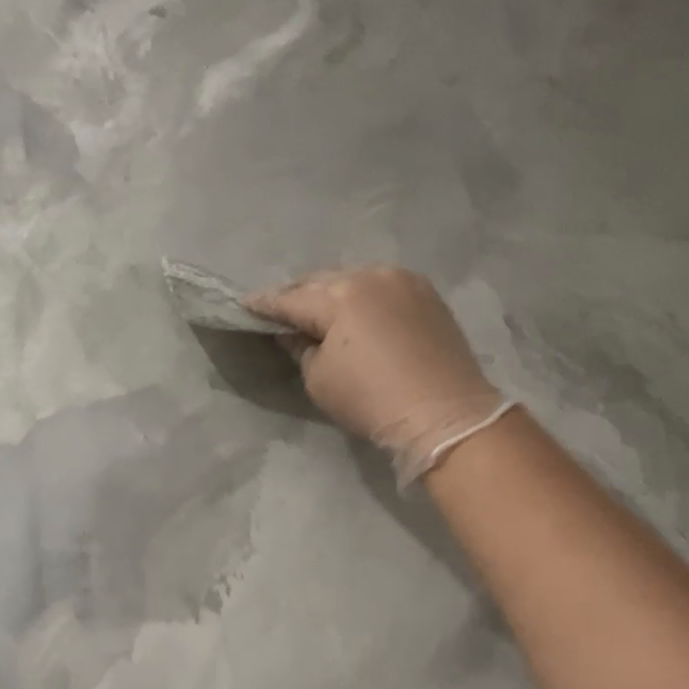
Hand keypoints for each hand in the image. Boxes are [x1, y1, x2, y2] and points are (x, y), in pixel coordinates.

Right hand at [244, 267, 512, 482]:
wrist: (444, 412)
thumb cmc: (371, 399)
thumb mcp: (318, 379)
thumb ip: (300, 349)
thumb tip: (294, 334)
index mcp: (339, 296)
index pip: (289, 298)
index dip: (264, 304)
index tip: (244, 304)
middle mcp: (371, 276)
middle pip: (322, 281)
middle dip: (298, 295)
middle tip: (279, 310)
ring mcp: (404, 281)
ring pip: (354, 280)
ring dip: (332, 294)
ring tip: (317, 311)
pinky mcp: (427, 294)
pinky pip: (381, 288)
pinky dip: (362, 297)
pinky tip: (355, 314)